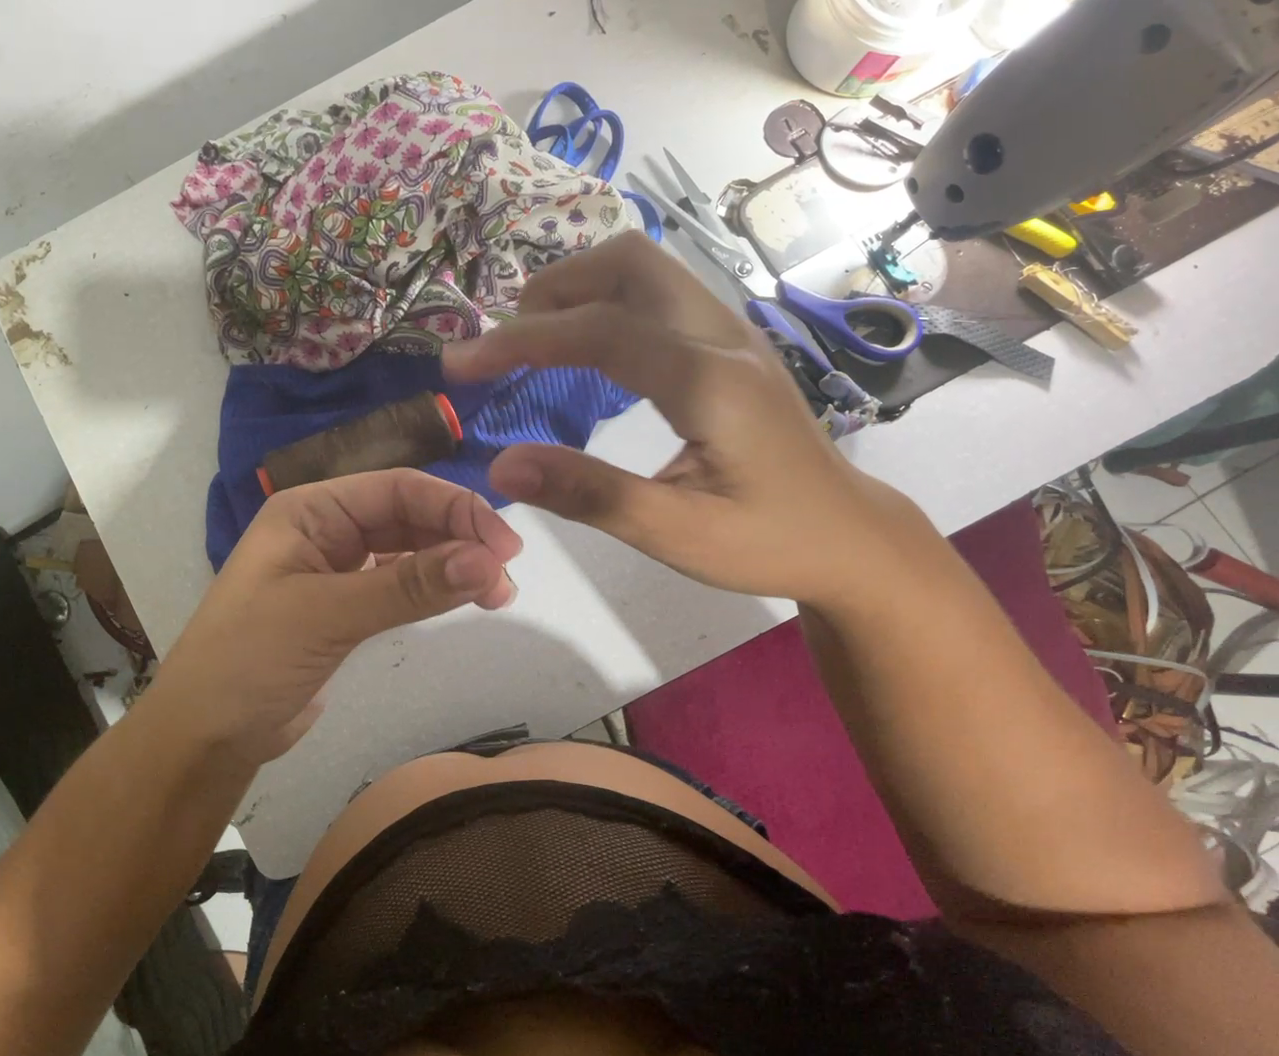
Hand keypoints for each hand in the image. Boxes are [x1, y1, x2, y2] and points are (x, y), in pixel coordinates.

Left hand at [149, 469, 521, 766]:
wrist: (205, 734)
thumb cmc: (249, 661)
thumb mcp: (326, 617)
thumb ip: (407, 586)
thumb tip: (488, 561)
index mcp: (308, 510)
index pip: (397, 489)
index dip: (455, 509)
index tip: (506, 548)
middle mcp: (321, 529)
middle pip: (406, 515)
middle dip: (459, 538)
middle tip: (505, 581)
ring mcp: (331, 569)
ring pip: (406, 550)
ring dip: (450, 563)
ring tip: (496, 594)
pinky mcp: (340, 609)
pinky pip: (395, 584)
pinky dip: (429, 588)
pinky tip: (459, 597)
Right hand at [442, 231, 927, 603]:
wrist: (848, 534)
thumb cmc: (766, 540)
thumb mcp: (676, 534)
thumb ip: (589, 495)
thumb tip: (502, 463)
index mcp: (711, 383)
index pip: (601, 332)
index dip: (520, 340)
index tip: (460, 365)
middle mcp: (724, 337)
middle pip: (630, 263)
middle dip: (552, 288)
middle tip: (503, 340)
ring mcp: (732, 333)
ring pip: (648, 267)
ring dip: (579, 285)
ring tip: (531, 337)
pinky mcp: (729, 343)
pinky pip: (660, 291)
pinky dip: (606, 298)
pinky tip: (583, 345)